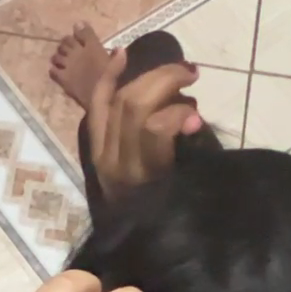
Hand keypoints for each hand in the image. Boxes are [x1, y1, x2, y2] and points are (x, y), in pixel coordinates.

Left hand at [86, 48, 204, 200]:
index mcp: (143, 176)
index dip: (177, 112)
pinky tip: (123, 55)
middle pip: (134, 105)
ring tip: (172, 70)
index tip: (197, 114)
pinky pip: (97, 105)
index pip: (154, 128)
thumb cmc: (166, 212)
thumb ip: (186, 153)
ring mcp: (101, 153)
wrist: (130, 236)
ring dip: (147, 76)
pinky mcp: (93, 147)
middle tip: (190, 74)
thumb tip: (191, 117)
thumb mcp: (182, 189)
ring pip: (119, 99)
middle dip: (164, 79)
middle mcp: (118, 162)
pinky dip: (108, 78)